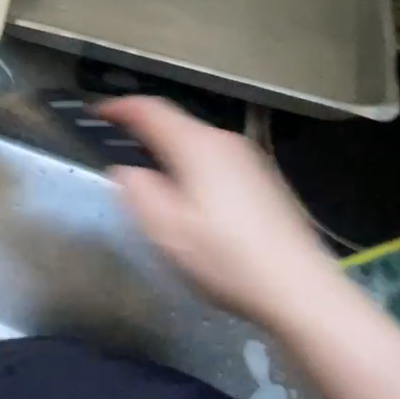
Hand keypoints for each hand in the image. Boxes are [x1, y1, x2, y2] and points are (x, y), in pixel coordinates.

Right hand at [100, 96, 341, 326]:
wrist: (302, 291)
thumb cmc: (226, 258)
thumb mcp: (165, 229)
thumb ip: (136, 190)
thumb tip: (126, 170)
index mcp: (195, 145)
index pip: (149, 109)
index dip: (120, 107)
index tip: (97, 112)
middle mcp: (224, 141)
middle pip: (176, 123)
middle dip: (145, 129)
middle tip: (118, 142)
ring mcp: (250, 159)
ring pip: (198, 142)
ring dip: (171, 148)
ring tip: (151, 169)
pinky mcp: (266, 181)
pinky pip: (217, 159)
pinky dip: (194, 164)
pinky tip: (193, 195)